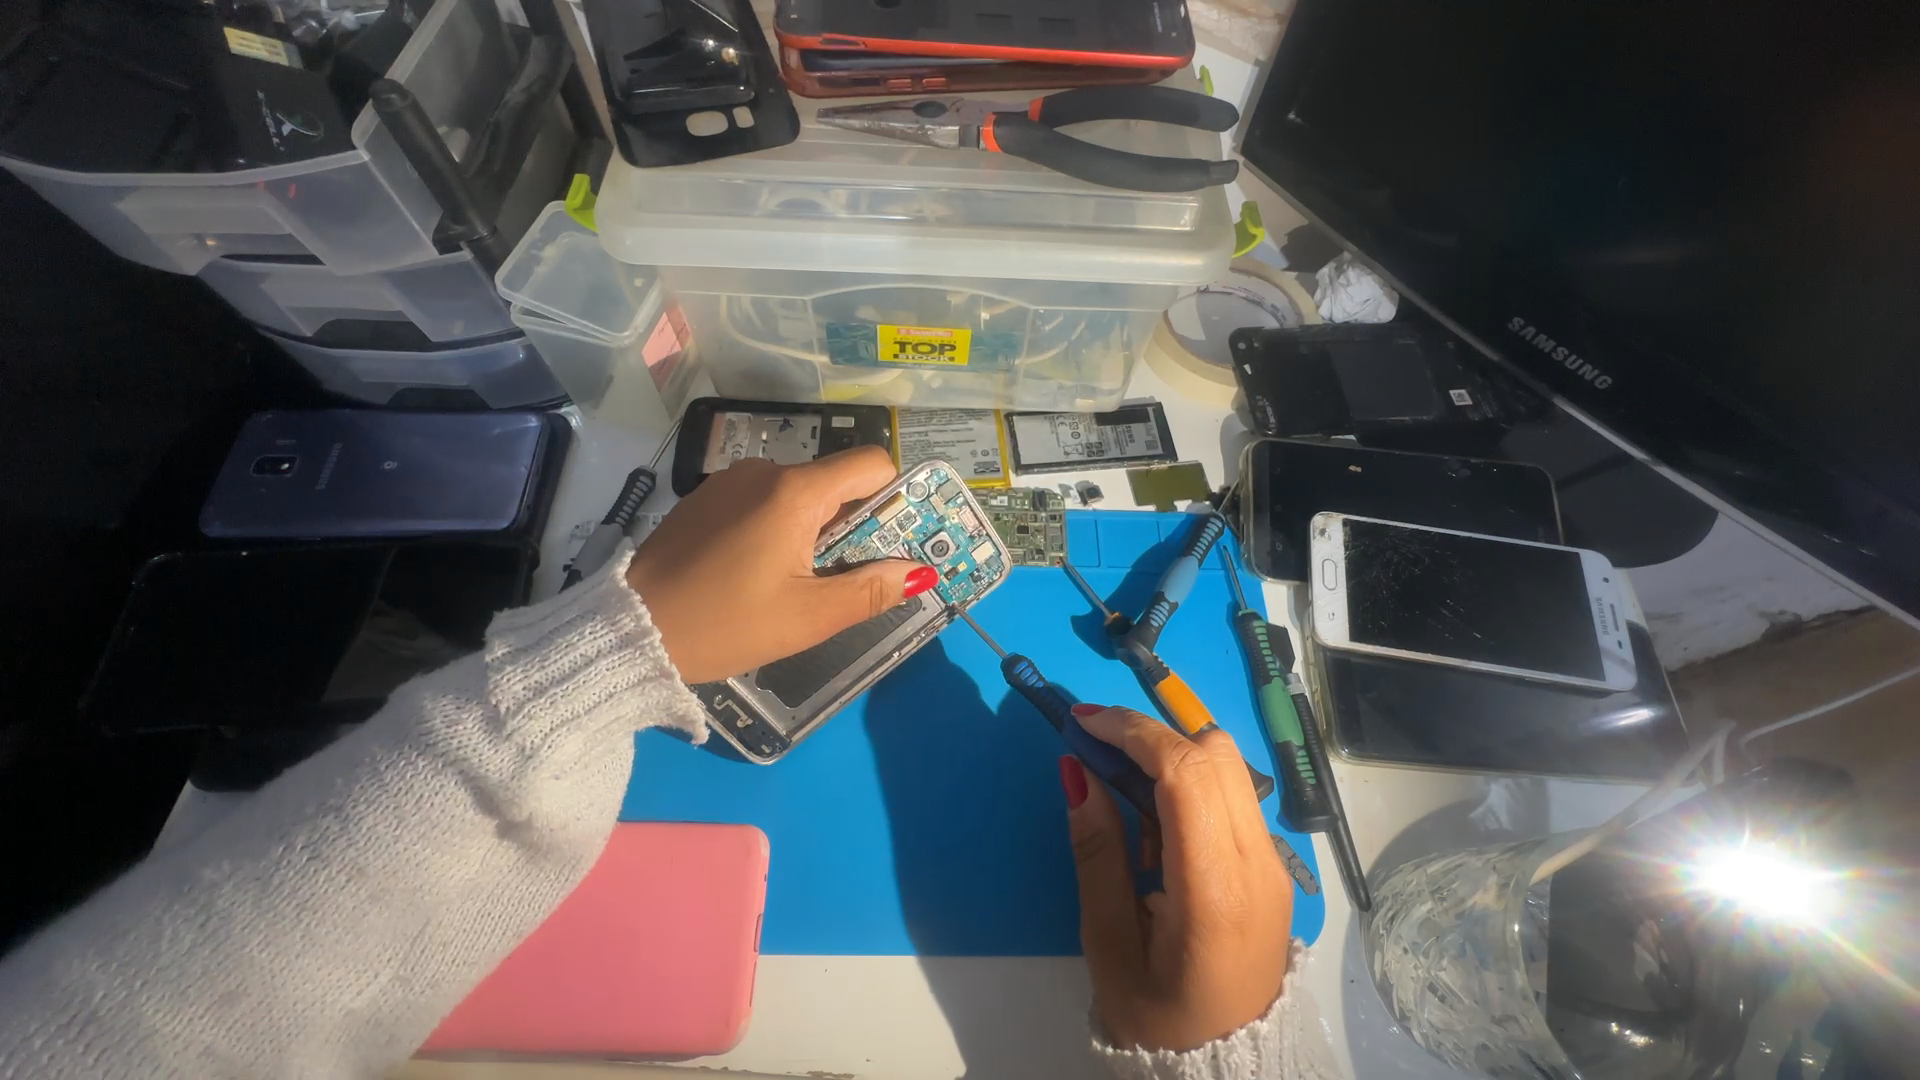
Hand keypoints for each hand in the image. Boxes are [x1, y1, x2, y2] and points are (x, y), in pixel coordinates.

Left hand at [626, 447, 937, 683]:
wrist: (627, 630)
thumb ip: (870, 590)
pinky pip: (763, 501)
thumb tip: (922, 572)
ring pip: (799, 493)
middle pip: (835, 482)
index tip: (885, 542)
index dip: (892, 498)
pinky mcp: (705, 498)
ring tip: (791, 582)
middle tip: (839, 576)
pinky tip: (754, 571)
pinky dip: (777, 528)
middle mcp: (764, 471)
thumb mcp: (807, 617)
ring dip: (812, 529)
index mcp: (795, 491)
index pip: (870, 463)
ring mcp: (730, 481)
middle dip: (851, 524)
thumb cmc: (725, 624)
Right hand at [1060, 705, 1293, 1052]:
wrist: (1228, 1069)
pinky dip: (1188, 780)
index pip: (1185, 773)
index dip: (1132, 731)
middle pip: (1215, 752)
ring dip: (1170, 753)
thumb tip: (1076, 770)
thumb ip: (1096, 849)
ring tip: (1124, 793)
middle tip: (1096, 744)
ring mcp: (1273, 861)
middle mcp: (1258, 863)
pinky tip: (1154, 821)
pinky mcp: (1272, 863)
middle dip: (1150, 731)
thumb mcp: (1108, 940)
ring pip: (1227, 765)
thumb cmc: (1156, 1012)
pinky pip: (1231, 793)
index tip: (1083, 722)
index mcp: (1216, 888)